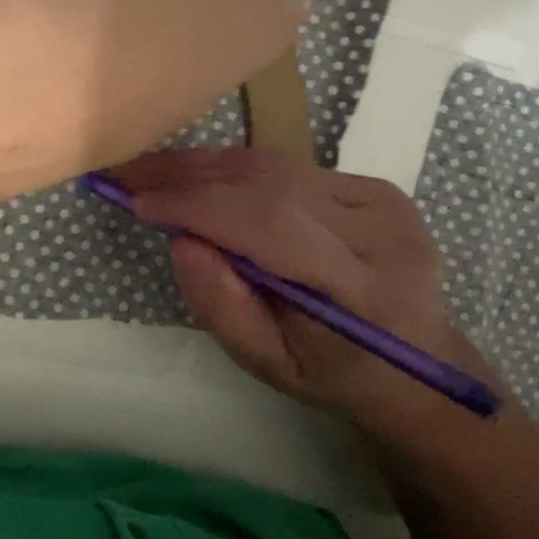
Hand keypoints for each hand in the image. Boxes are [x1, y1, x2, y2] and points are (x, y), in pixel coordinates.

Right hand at [105, 147, 498, 439]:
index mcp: (363, 290)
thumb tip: (181, 240)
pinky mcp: (376, 186)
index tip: (136, 203)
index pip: (270, 225)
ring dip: (201, 164)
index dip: (197, 205)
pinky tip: (191, 175)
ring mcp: (384, 203)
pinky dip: (230, 168)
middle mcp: (382, 234)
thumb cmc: (332, 373)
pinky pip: (285, 166)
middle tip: (122, 174)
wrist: (417, 367)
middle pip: (267, 184)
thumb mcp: (267, 364)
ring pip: (272, 165)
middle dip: (186, 176)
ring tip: (144, 169)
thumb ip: (222, 307)